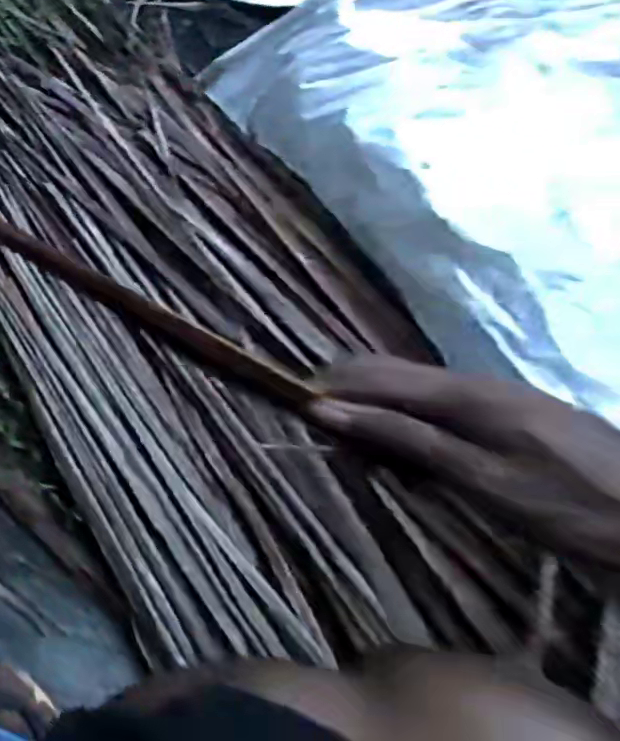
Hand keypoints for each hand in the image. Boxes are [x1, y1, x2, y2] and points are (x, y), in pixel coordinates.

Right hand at [310, 355, 619, 567]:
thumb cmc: (582, 512)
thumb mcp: (485, 482)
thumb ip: (403, 439)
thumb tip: (321, 410)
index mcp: (463, 394)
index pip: (363, 375)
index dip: (324, 392)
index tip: (300, 424)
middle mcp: (472, 382)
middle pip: (379, 370)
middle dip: (345, 398)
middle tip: (340, 445)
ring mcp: (495, 396)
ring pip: (403, 385)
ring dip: (374, 411)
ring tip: (377, 458)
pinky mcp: (510, 414)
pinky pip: (433, 401)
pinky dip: (406, 420)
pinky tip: (418, 457)